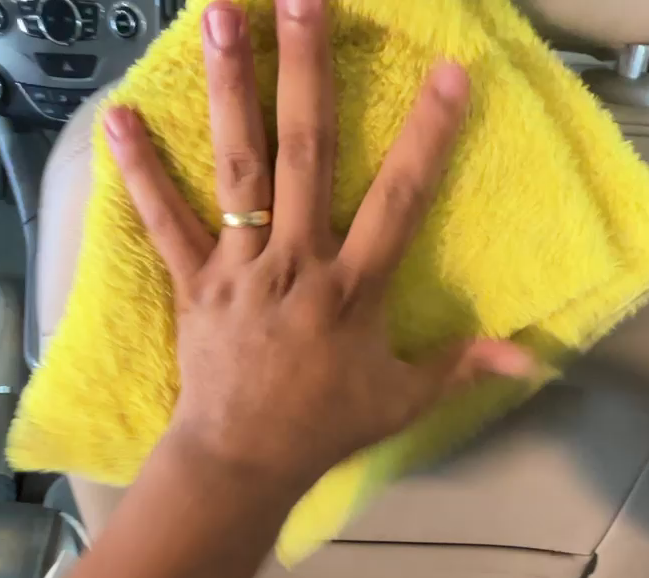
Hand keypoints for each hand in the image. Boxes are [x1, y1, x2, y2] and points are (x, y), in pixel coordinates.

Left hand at [102, 0, 534, 495]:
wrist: (244, 461)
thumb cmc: (325, 429)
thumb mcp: (402, 403)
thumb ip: (460, 368)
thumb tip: (530, 359)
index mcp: (352, 291)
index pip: (399, 202)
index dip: (428, 138)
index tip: (451, 72)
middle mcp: (296, 264)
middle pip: (306, 155)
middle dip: (308, 69)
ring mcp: (240, 270)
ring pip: (238, 172)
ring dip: (231, 91)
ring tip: (219, 14)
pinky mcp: (195, 285)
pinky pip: (165, 224)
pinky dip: (141, 174)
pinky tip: (118, 117)